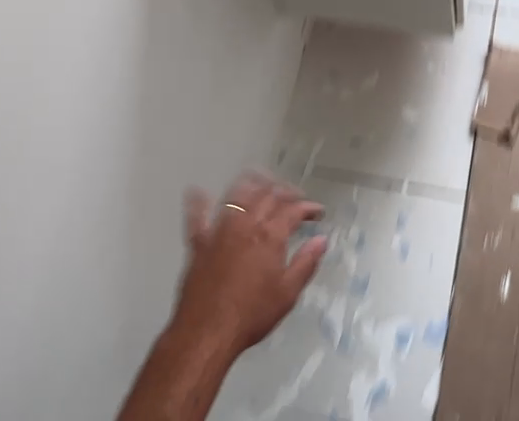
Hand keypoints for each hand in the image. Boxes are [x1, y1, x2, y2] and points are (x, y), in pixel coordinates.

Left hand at [171, 172, 328, 355]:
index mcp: (270, 235)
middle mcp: (245, 224)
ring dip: (252, 184)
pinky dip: (199, 201)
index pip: (294, 210)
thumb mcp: (287, 293)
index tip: (318, 212)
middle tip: (295, 197)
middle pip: (267, 195)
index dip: (308, 207)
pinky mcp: (199, 243)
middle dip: (285, 192)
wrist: (206, 333)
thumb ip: (306, 263)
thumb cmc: (252, 315)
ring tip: (262, 184)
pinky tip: (199, 192)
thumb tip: (322, 240)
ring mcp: (219, 230)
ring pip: (236, 195)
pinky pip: (197, 216)